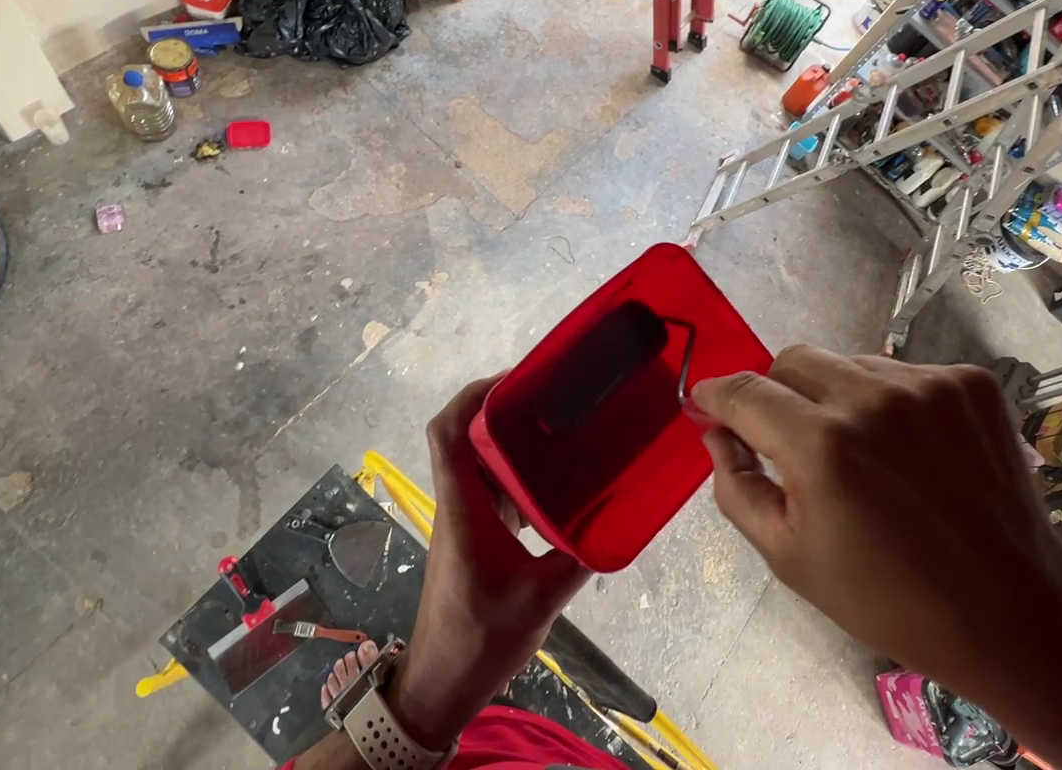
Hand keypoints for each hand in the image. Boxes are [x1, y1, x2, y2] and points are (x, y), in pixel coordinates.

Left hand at [384, 374, 590, 749]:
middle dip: (502, 408)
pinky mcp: (474, 536)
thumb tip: (618, 520)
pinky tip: (552, 482)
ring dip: (508, 439)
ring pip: (478, 460)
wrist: (442, 682)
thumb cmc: (481, 637)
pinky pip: (491, 487)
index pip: (448, 431)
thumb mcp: (541, 598)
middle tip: (551, 397)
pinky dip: (515, 473)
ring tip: (557, 428)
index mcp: (463, 507)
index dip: (473, 395)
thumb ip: (580, 557)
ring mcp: (464, 520)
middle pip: (465, 436)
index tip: (514, 379)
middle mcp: (458, 503)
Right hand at [692, 346, 1061, 769]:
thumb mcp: (789, 556)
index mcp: (821, 446)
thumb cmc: (889, 598)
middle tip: (788, 438)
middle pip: (792, 360)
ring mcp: (928, 384)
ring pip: (847, 363)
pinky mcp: (971, 383)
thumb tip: (718, 434)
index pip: (744, 391)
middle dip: (775, 392)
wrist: (1014, 612)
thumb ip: (736, 486)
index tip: (707, 402)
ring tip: (860, 450)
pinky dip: (887, 401)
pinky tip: (907, 448)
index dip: (715, 394)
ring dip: (834, 395)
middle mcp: (872, 398)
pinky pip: (900, 372)